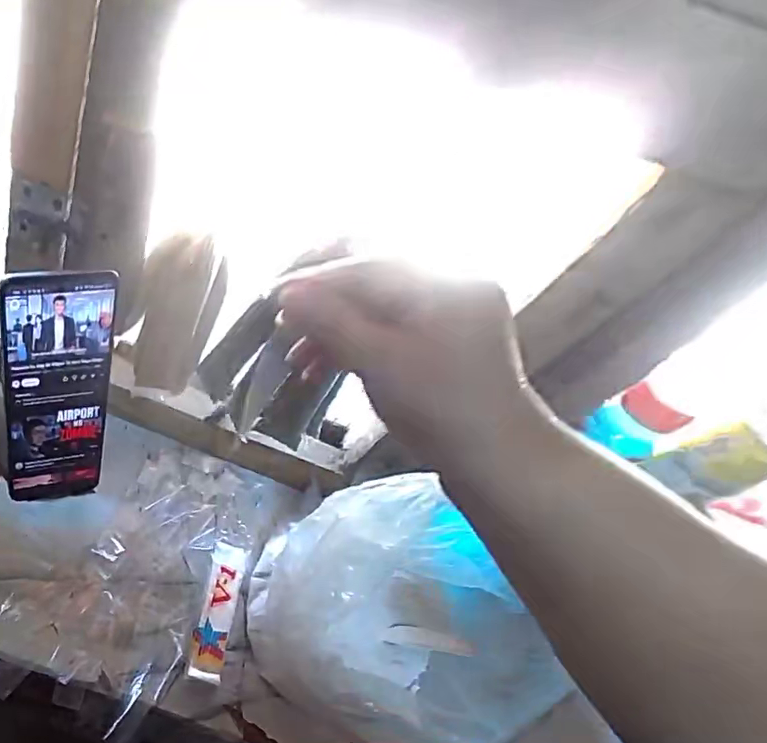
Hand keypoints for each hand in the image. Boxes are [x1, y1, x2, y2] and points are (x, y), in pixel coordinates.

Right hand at [277, 258, 553, 468]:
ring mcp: (446, 312)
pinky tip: (321, 367)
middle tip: (283, 317)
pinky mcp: (440, 339)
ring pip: (374, 305)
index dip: (314, 279)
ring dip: (331, 326)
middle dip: (321, 296)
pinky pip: (387, 326)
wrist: (493, 455)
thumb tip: (285, 294)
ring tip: (296, 357)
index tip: (272, 297)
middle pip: (370, 275)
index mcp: (441, 283)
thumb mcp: (379, 363)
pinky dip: (352, 341)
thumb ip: (331, 323)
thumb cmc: (438, 409)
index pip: (365, 264)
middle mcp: (448, 284)